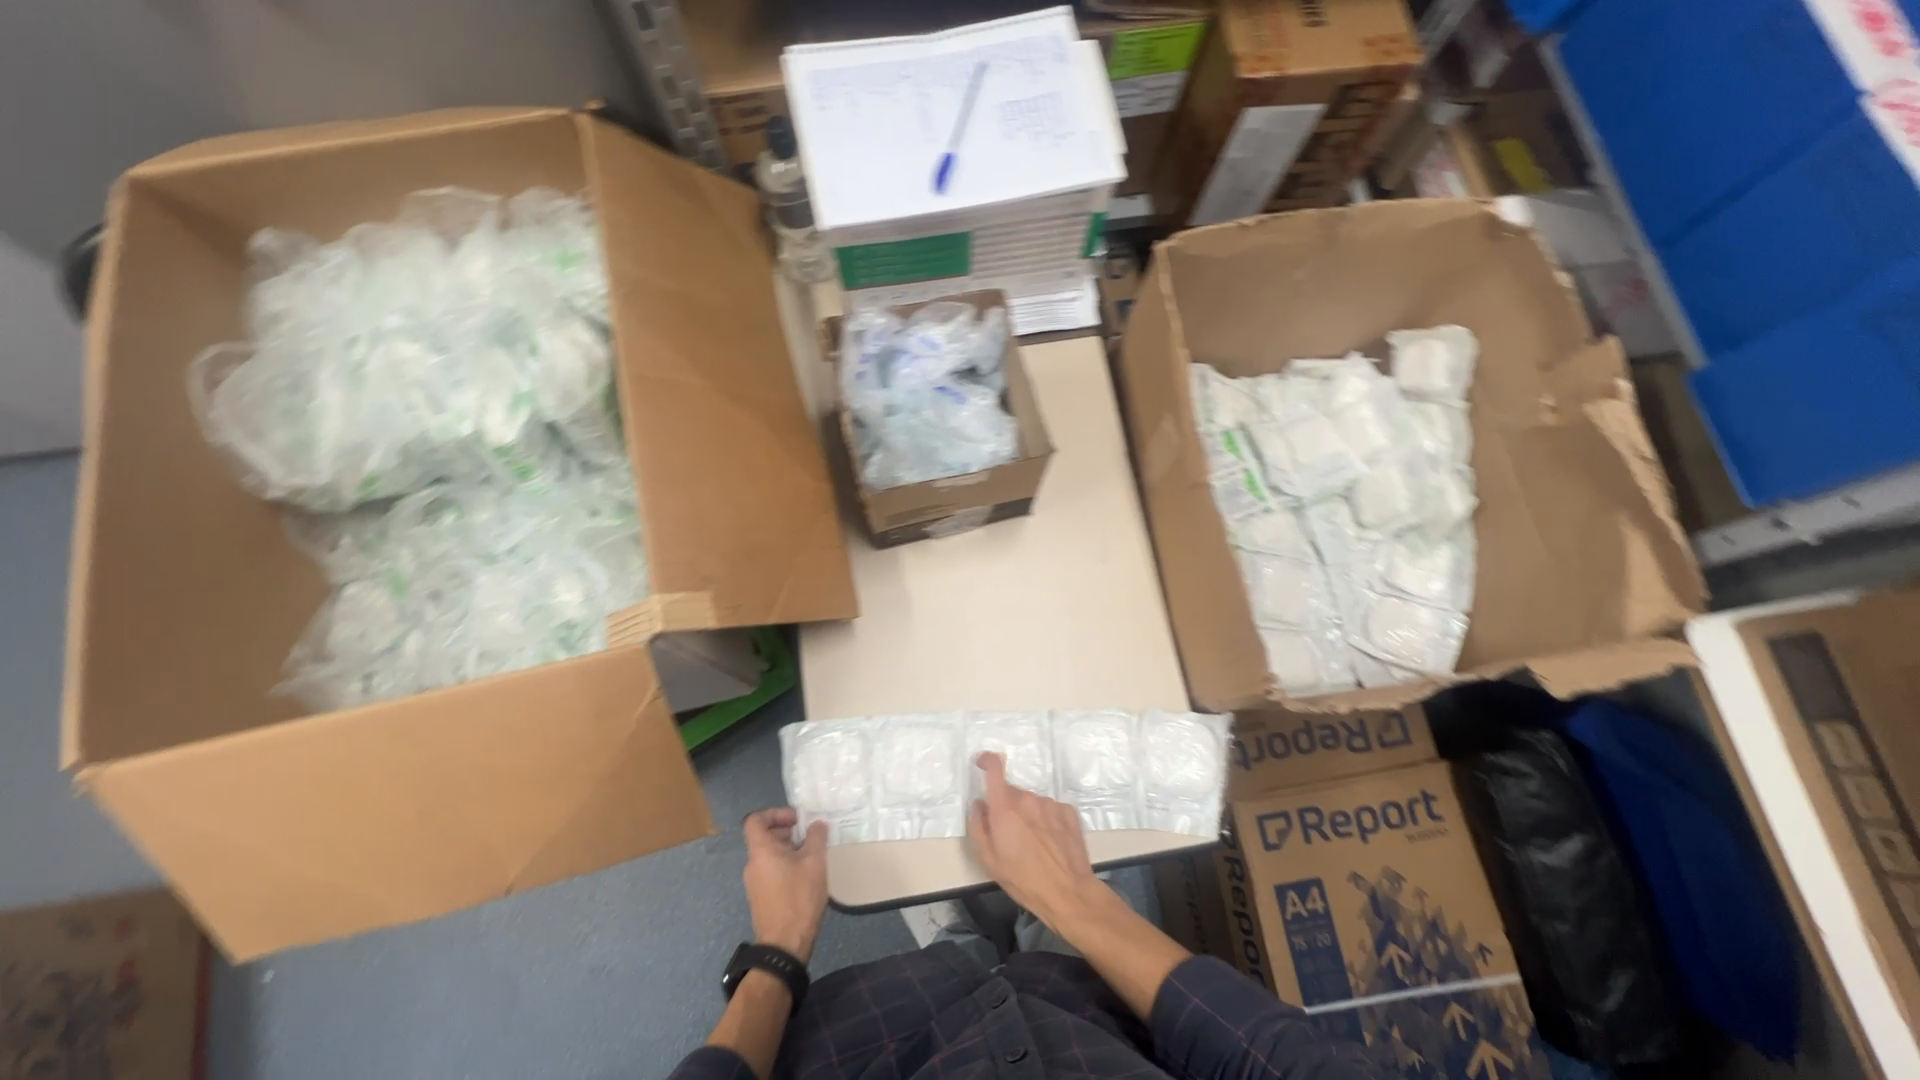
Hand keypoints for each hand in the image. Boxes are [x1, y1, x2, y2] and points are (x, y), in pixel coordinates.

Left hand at [742, 808, 828, 963]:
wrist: (784, 944)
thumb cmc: (798, 897)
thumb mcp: (814, 862)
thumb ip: (816, 838)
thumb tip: (816, 824)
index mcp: (760, 852)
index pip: (755, 820)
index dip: (775, 813)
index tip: (796, 819)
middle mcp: (752, 865)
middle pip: (763, 837)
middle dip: (787, 831)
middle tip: (809, 835)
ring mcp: (755, 883)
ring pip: (769, 855)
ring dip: (788, 849)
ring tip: (812, 855)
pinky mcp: (761, 898)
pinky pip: (771, 871)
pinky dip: (785, 865)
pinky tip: (806, 876)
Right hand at [967, 752, 1115, 931]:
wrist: (1067, 892)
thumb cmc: (1023, 879)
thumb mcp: (989, 860)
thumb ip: (978, 827)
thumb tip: (979, 805)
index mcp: (1005, 808)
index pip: (995, 768)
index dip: (987, 760)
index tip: (982, 763)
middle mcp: (1028, 799)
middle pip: (1013, 793)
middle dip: (1007, 808)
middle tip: (1010, 836)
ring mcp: (1051, 804)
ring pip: (1032, 803)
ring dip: (1028, 816)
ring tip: (1034, 845)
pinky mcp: (1069, 812)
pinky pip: (1050, 810)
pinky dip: (1046, 821)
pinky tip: (1051, 843)